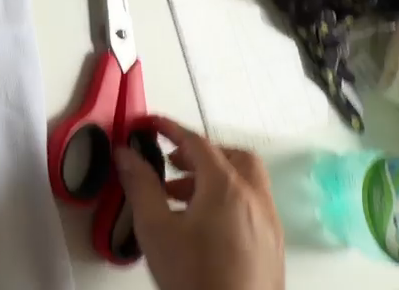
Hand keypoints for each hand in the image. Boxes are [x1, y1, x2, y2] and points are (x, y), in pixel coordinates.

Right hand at [114, 117, 284, 289]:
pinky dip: (229, 200)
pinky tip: (203, 226)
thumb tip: (125, 153)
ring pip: (248, 183)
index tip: (148, 124)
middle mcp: (256, 200)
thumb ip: (139, 184)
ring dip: (215, 177)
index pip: (197, 142)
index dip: (170, 128)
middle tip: (173, 162)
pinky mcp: (274, 250)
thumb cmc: (194, 277)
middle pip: (235, 157)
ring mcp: (270, 227)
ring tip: (181, 198)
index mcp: (227, 188)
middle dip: (202, 152)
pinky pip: (253, 207)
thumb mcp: (154, 228)